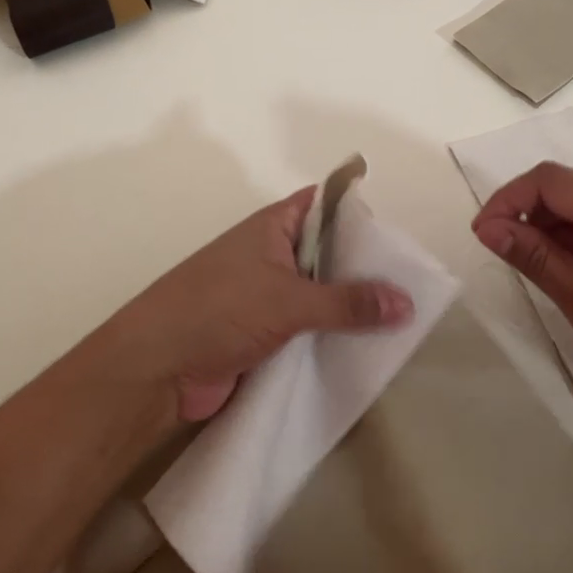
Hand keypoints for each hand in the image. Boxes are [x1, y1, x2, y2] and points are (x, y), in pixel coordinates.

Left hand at [104, 187, 413, 423]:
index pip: (323, 204)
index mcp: (272, 227)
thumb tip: (407, 301)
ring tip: (402, 317)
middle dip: (363, 265)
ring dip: (348, 305)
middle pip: (326, 252)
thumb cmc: (219, 311)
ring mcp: (265, 294)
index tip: (399, 230)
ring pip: (318, 293)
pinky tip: (367, 347)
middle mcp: (271, 254)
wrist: (158, 368)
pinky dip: (331, 334)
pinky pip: (307, 327)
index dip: (357, 210)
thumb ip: (348, 302)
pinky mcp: (262, 333)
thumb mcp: (289, 301)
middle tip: (413, 281)